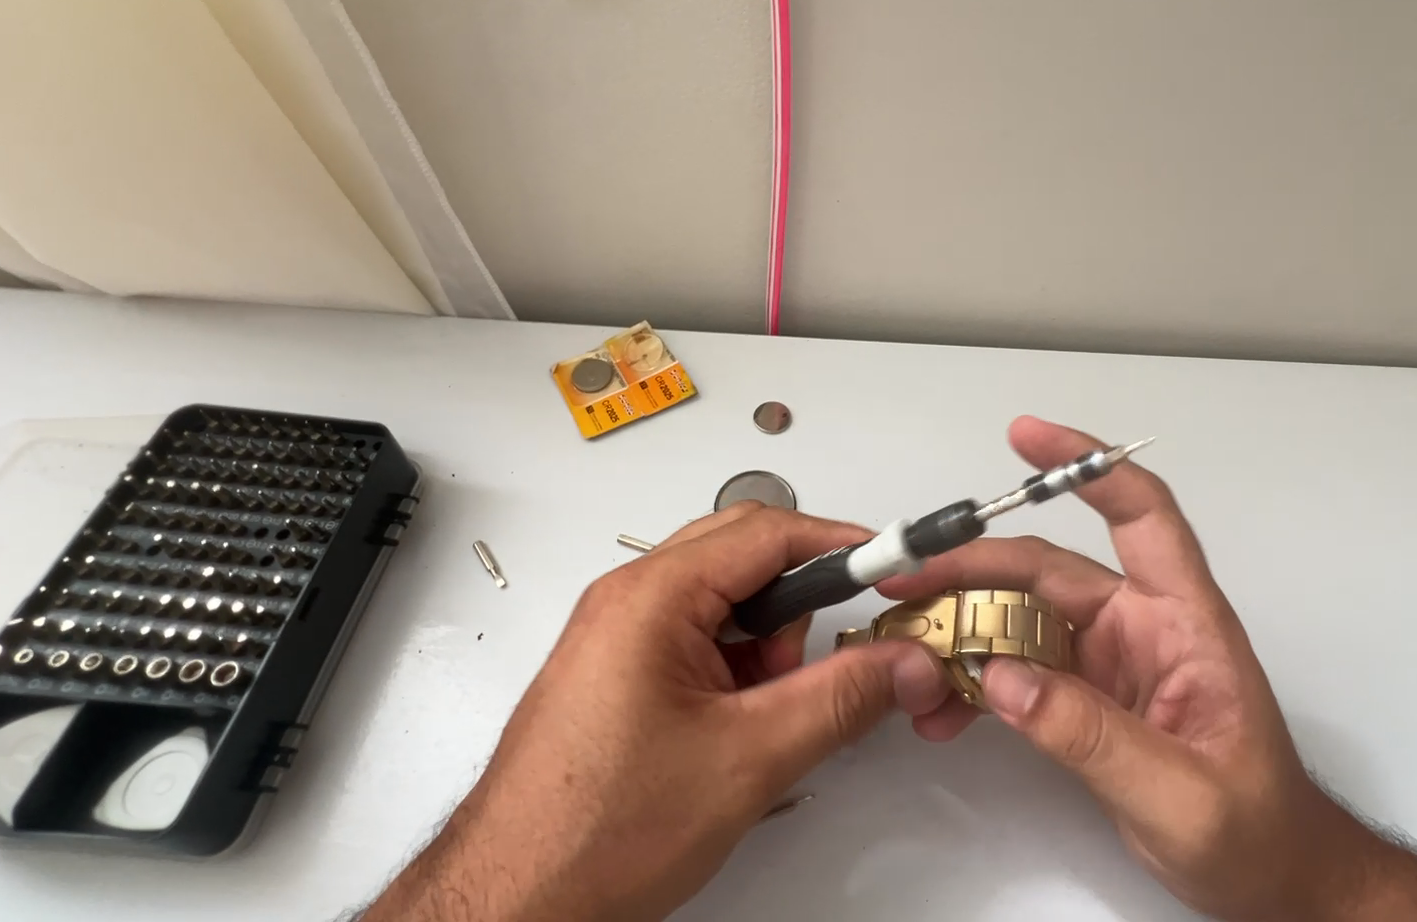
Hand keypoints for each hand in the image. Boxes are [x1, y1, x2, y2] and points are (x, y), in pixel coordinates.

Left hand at [364, 505, 951, 921]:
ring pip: (726, 598)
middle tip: (825, 657)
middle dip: (798, 603)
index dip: (837, 542)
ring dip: (766, 641)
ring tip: (764, 712)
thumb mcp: (748, 759)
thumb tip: (907, 663)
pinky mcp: (621, 665)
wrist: (510, 905)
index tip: (888, 565)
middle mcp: (630, 597)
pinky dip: (737, 664)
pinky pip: (700, 633)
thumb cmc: (603, 830)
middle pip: (744, 556)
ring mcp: (621, 630)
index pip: (767, 532)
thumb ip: (840, 699)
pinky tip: (736, 722)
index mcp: (652, 595)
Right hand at [879, 417, 1416, 921]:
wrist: (1267, 879)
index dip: (1086, 465)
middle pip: (1043, 568)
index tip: (1026, 436)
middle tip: (905, 579)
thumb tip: (999, 678)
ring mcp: (1101, 656)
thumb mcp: (1181, 797)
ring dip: (959, 627)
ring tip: (906, 649)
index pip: (1141, 515)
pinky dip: (971, 679)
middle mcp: (1135, 622)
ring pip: (1015, 614)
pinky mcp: (1077, 691)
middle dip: (971, 567)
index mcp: (1180, 619)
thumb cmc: (1254, 831)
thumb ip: (1092, 737)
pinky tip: (940, 709)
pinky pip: (1012, 666)